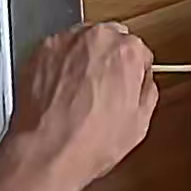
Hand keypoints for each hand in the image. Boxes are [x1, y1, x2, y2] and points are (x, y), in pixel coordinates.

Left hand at [3, 23, 158, 190]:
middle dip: (108, 58)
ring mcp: (68, 40)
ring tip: (76, 91)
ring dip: (83, 58)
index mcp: (128, 51)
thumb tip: (143, 83)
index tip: (126, 83)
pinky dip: (59, 64)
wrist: (45, 153)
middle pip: (111, 38)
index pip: (138, 50)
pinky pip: (58, 51)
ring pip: (83, 41)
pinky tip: (58, 90)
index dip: (134, 71)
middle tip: (100, 87)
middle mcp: (99, 37)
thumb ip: (147, 91)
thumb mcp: (139, 124)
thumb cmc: (89, 141)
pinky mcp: (43, 48)